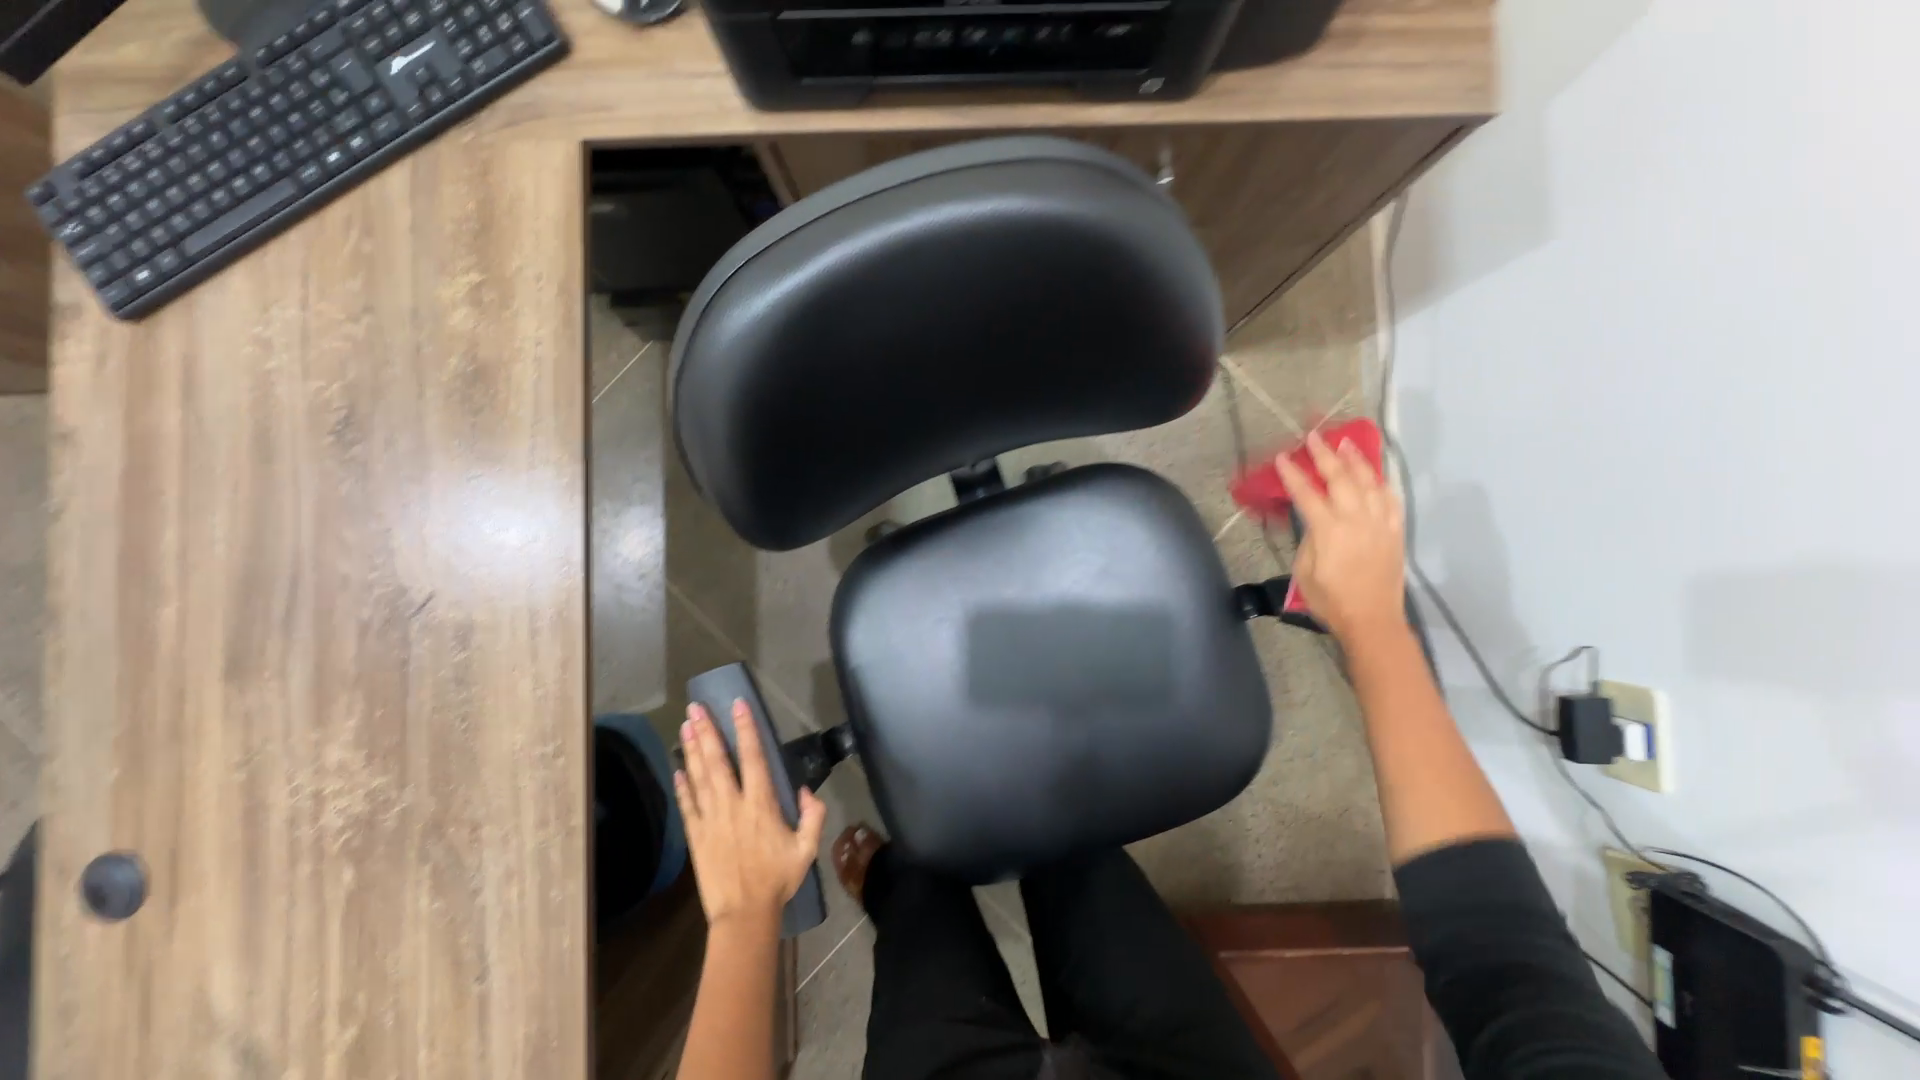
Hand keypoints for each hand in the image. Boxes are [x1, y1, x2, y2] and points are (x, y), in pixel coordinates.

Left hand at [675, 701, 827, 930]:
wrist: (744, 913)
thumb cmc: (778, 879)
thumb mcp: (807, 849)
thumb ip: (812, 816)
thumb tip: (805, 791)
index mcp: (761, 804)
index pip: (753, 757)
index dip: (746, 729)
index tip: (738, 705)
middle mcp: (733, 805)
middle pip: (718, 761)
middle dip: (707, 731)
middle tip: (695, 707)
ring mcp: (711, 819)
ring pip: (700, 777)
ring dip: (693, 749)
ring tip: (685, 725)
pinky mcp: (696, 836)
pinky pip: (687, 805)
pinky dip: (682, 785)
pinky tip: (678, 768)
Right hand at [1274, 430, 1407, 644]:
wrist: (1372, 620)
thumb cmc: (1331, 601)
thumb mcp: (1305, 571)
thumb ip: (1310, 540)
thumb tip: (1316, 522)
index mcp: (1328, 530)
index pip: (1307, 494)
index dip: (1293, 474)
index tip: (1282, 457)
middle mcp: (1356, 520)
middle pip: (1340, 479)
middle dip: (1325, 456)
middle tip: (1314, 437)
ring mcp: (1379, 523)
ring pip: (1369, 482)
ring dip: (1356, 460)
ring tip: (1346, 443)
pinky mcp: (1395, 532)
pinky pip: (1390, 499)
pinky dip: (1381, 483)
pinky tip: (1374, 474)